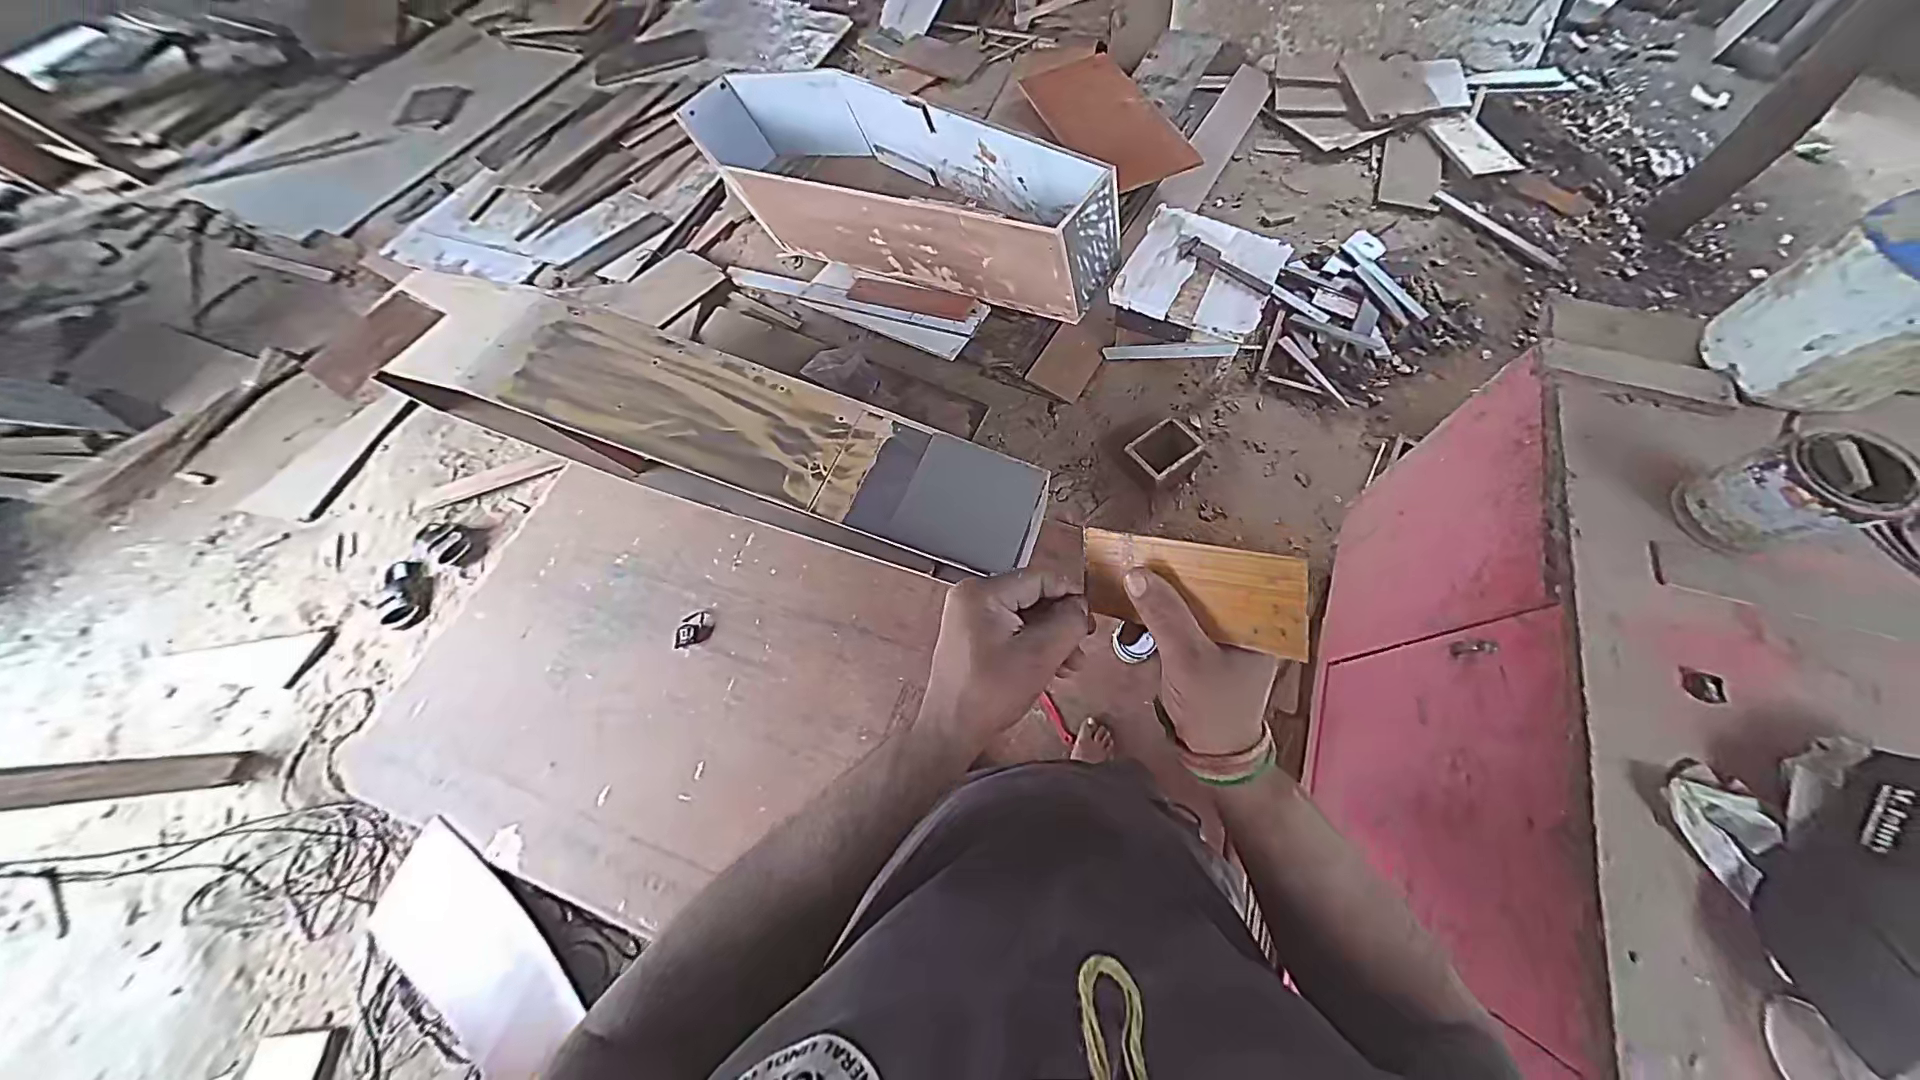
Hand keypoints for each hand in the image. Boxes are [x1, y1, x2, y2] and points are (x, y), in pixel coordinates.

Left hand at [917, 567, 1092, 755]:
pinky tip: (1049, 666)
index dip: (1070, 596)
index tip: (1089, 619)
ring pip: (1024, 615)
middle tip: (1080, 647)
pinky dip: (1032, 645)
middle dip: (1060, 624)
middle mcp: (971, 596)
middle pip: (1032, 597)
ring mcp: (969, 616)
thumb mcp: (1041, 654)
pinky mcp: (971, 635)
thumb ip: (1068, 622)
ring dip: (1050, 638)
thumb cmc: (988, 695)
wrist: (952, 729)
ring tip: (1068, 664)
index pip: (1039, 578)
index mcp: (982, 592)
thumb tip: (1080, 605)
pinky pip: (1011, 629)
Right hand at [1125, 568, 1280, 755]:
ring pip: (1189, 599)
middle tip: (1142, 556)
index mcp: (1259, 621)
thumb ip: (1165, 615)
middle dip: (1173, 572)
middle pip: (1208, 583)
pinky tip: (1137, 603)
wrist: (1209, 754)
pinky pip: (1179, 617)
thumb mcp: (1187, 659)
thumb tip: (1136, 573)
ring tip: (1134, 576)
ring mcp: (1221, 634)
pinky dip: (1158, 610)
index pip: (1235, 573)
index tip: (1167, 545)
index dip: (1200, 556)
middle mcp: (1244, 622)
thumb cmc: (1213, 708)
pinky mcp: (1200, 644)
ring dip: (1161, 590)